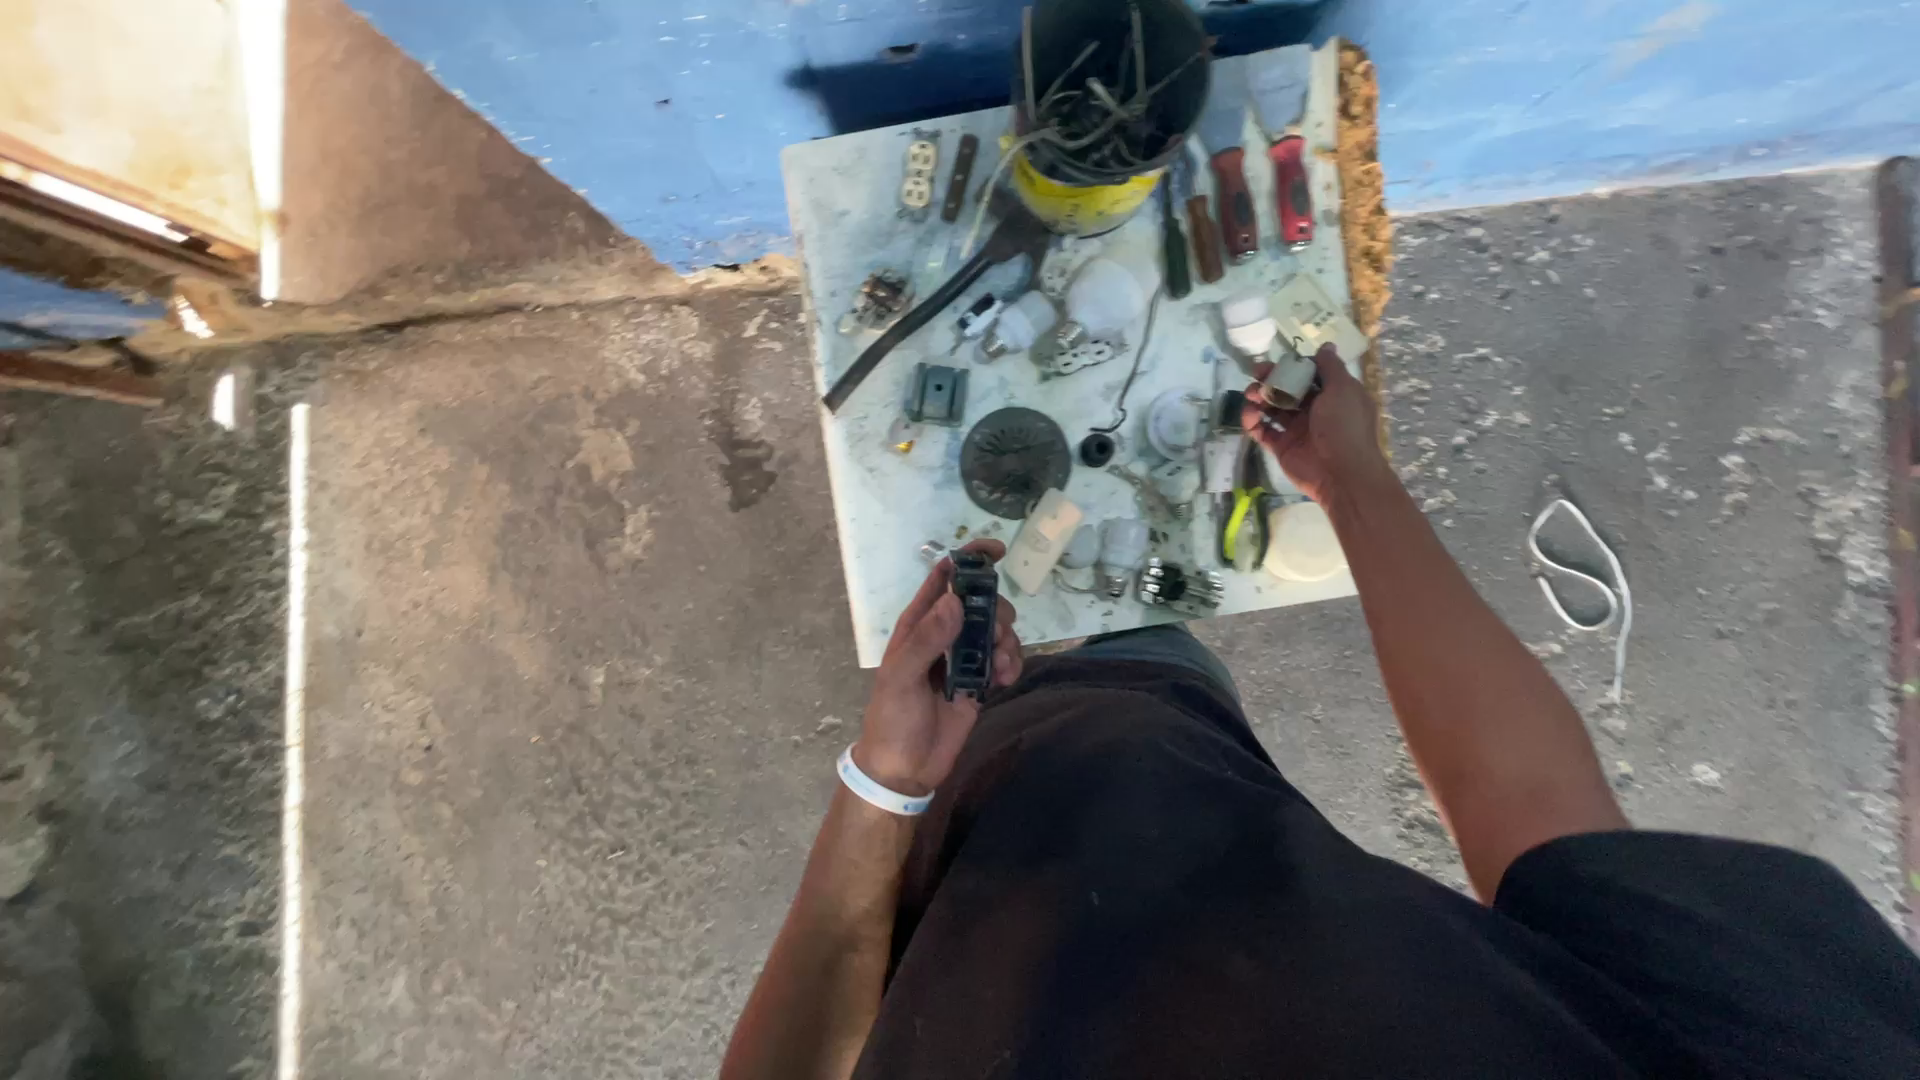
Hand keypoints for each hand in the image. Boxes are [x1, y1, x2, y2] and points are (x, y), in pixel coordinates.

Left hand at [853, 539, 1021, 796]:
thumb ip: (928, 638)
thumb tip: (955, 599)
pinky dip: (1012, 665)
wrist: (904, 769)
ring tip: (1000, 667)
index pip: (946, 578)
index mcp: (919, 624)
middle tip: (996, 635)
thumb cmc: (893, 719)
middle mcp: (944, 634)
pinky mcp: (980, 682)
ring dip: (1007, 642)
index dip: (970, 559)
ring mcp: (963, 658)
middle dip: (997, 612)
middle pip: (982, 603)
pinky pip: (1005, 660)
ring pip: (997, 631)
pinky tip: (1006, 681)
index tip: (997, 553)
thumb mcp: (902, 677)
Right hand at [1241, 343, 1387, 505]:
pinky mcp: (1282, 446)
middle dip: (1269, 381)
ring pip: (1272, 408)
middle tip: (1255, 378)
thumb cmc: (1344, 426)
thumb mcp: (1343, 389)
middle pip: (1286, 389)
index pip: (1308, 374)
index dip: (1291, 367)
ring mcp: (1297, 429)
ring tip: (1250, 399)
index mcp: (1332, 394)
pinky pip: (1263, 431)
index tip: (1277, 363)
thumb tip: (1326, 345)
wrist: (1341, 473)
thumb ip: (1331, 367)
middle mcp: (1315, 409)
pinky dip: (1253, 423)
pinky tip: (1249, 418)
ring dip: (1258, 400)